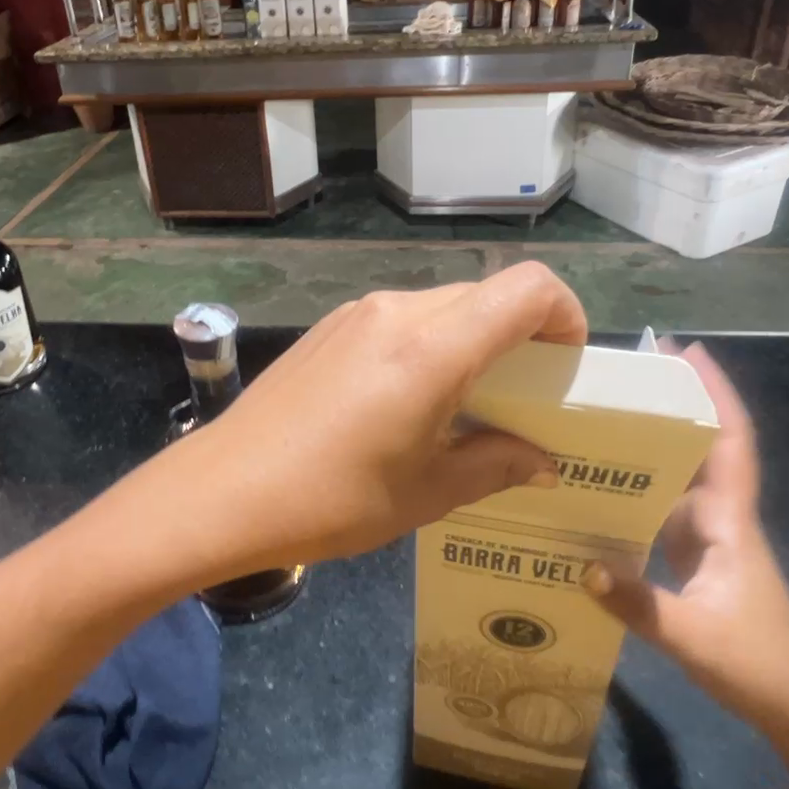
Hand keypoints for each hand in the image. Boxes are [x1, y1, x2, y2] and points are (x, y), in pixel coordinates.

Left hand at [171, 262, 585, 570]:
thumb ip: (496, 464)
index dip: (564, 315)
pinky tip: (408, 401)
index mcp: (432, 348)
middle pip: (487, 297)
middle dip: (521, 338)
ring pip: (444, 306)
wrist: (223, 491)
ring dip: (473, 342)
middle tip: (522, 401)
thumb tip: (542, 458)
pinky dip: (430, 345)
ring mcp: (358, 313)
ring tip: (464, 407)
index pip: (527, 288)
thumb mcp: (426, 493)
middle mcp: (398, 311)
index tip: (565, 368)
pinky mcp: (331, 327)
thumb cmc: (331, 500)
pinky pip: (402, 319)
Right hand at [581, 344, 788, 733]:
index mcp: (730, 522)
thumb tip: (580, 565)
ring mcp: (710, 540)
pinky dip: (639, 490)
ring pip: (680, 478)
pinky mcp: (698, 560)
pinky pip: (665, 510)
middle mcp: (721, 519)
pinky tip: (601, 491)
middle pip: (701, 448)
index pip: (731, 442)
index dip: (715, 393)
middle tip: (622, 377)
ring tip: (600, 422)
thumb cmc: (756, 664)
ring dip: (651, 446)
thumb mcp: (693, 636)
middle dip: (673, 406)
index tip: (687, 351)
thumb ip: (638, 603)